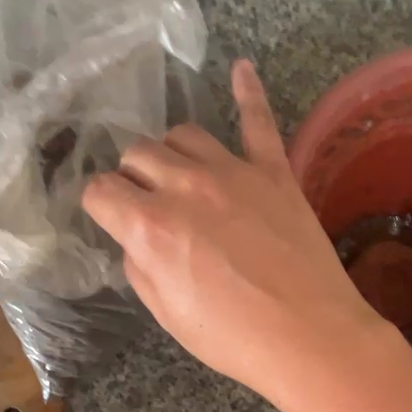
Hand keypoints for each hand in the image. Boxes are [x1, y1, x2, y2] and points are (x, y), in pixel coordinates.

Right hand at [80, 60, 406, 403]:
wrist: (310, 338)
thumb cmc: (236, 340)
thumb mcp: (169, 316)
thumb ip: (141, 269)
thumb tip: (135, 241)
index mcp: (151, 228)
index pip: (101, 191)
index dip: (100, 206)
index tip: (109, 218)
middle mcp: (186, 186)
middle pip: (138, 154)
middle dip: (132, 178)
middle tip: (147, 207)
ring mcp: (233, 173)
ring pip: (184, 135)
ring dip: (171, 153)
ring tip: (179, 177)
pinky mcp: (274, 172)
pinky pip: (257, 120)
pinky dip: (247, 93)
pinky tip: (240, 71)